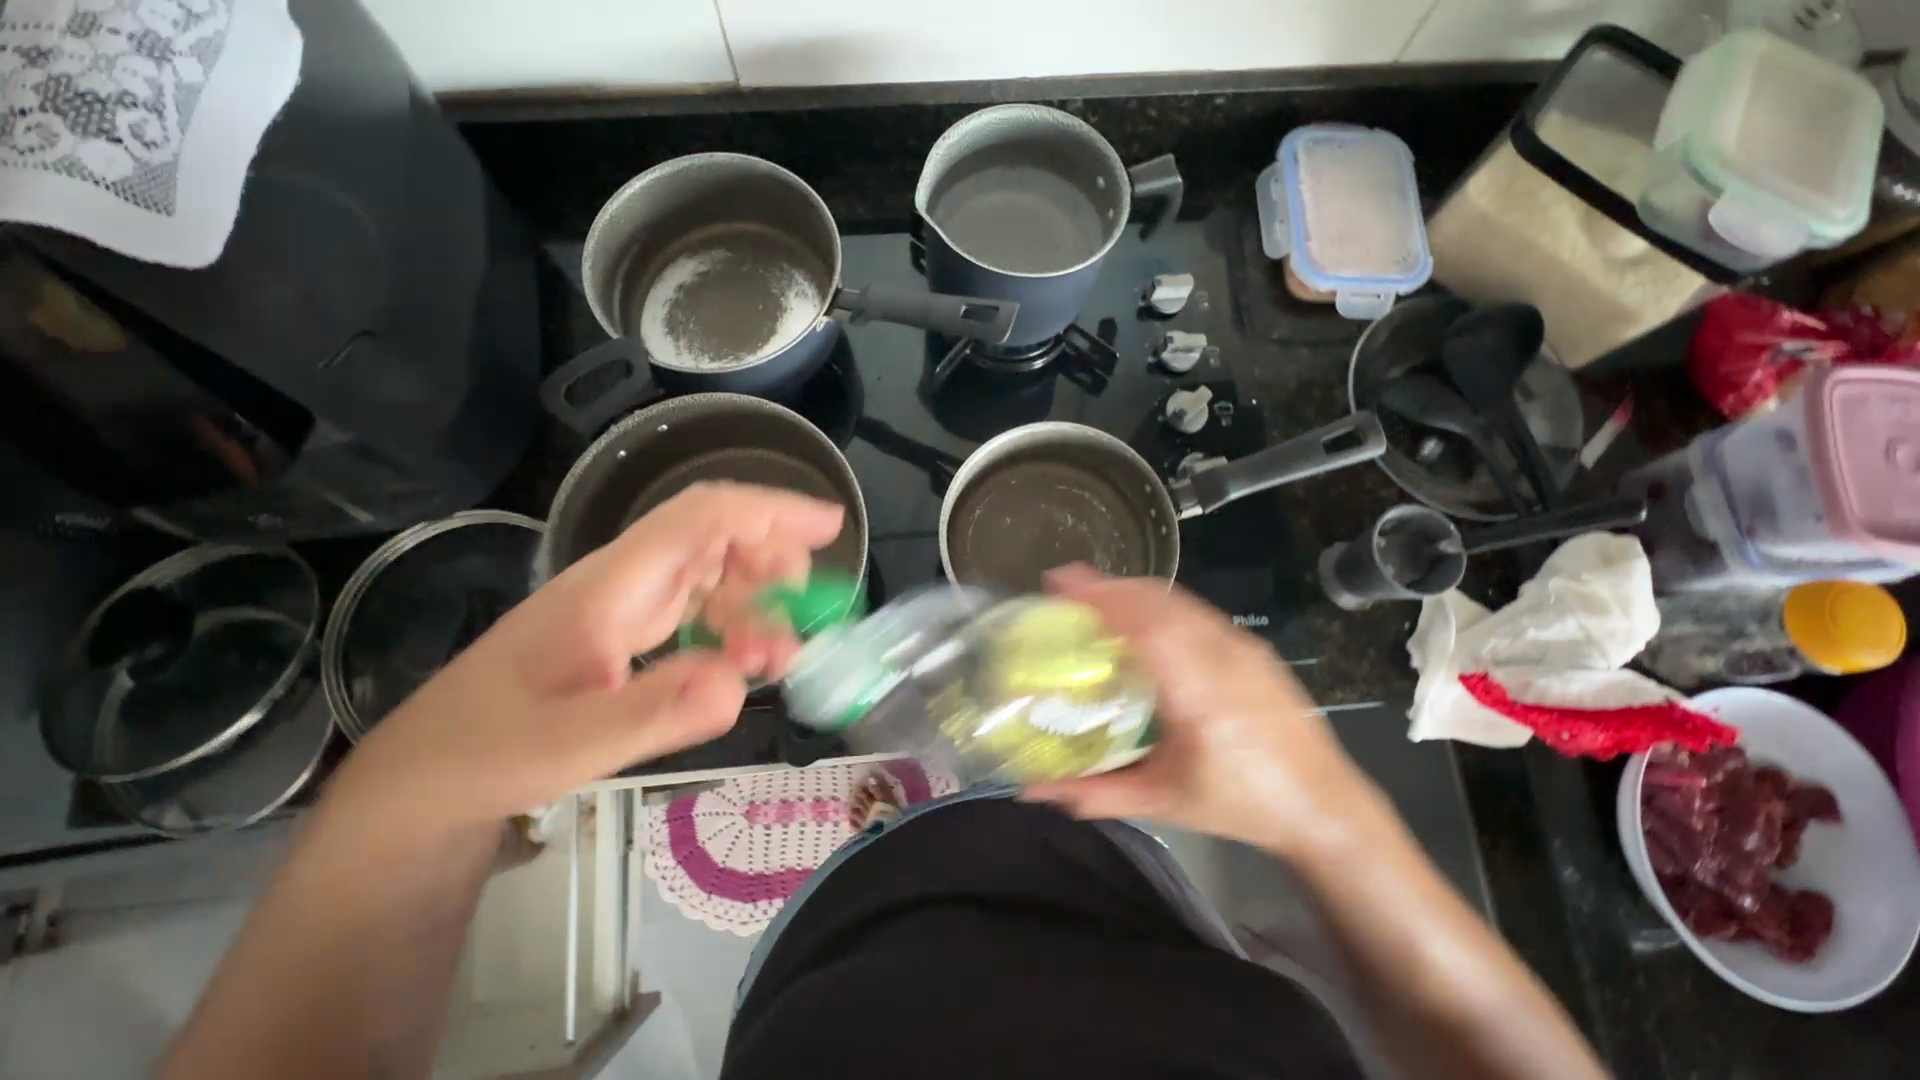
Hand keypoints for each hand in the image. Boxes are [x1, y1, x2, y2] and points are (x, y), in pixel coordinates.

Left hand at [330, 482, 844, 826]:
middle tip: (809, 611)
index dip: (768, 511)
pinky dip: (732, 631)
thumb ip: (652, 714)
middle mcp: (621, 585)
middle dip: (773, 560)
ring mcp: (621, 610)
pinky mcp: (622, 638)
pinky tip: (745, 666)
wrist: (423, 780)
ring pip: (708, 577)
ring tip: (784, 658)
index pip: (698, 519)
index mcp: (609, 588)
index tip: (829, 526)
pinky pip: (693, 615)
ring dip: (757, 604)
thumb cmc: (484, 754)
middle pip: (712, 539)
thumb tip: (740, 684)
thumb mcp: (566, 746)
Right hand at [1023, 566, 1389, 854]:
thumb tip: (1032, 789)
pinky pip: (1198, 612)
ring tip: (1095, 595)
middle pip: (1158, 601)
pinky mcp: (1254, 649)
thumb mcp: (1162, 802)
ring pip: (1180, 601)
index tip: (1059, 584)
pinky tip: (1142, 618)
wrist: (1323, 805)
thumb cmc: (1240, 805)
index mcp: (1199, 694)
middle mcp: (1223, 658)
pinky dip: (1160, 604)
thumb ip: (1094, 794)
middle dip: (1108, 586)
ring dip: (1133, 591)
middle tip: (1064, 585)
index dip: (1101, 597)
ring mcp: (1243, 648)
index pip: (1145, 625)